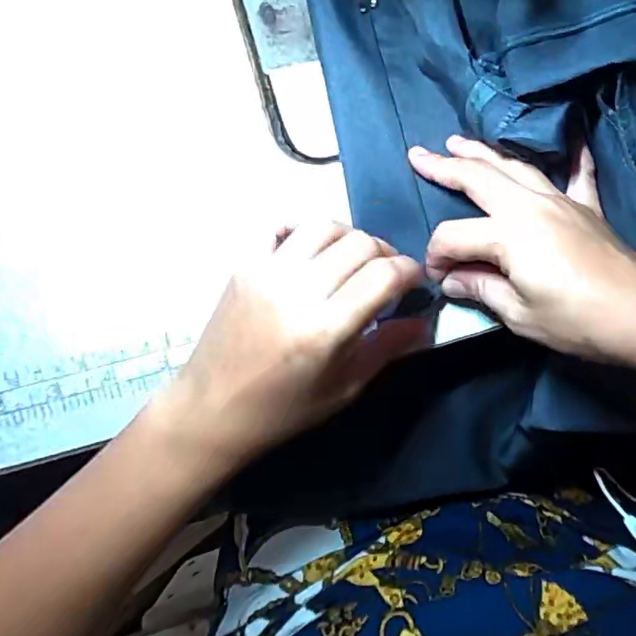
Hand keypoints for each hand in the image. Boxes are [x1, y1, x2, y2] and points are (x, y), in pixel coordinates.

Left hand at [155, 222, 427, 466]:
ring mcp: (266, 272)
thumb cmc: (283, 409)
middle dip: (386, 254)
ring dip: (351, 237)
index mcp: (325, 329)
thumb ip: (388, 348)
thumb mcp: (346, 388)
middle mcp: (297, 290)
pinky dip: (304, 228)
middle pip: (360, 243)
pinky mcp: (243, 265)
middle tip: (389, 275)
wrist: (211, 410)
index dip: (410, 271)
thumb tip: (423, 321)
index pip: (384, 275)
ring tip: (354, 260)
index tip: (414, 281)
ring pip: (325, 225)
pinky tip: (315, 250)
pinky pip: (280, 225)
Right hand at [408, 136, 635, 368]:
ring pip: (516, 167)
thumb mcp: (520, 314)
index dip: (437, 257)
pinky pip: (578, 175)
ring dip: (485, 153)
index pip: (455, 236)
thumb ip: (482, 290)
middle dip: (444, 166)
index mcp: (508, 234)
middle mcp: (530, 205)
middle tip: (418, 154)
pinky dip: (572, 157)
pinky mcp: (588, 208)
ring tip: (461, 141)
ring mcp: (562, 201)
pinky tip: (573, 141)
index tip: (437, 279)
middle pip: (479, 178)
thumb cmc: (577, 321)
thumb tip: (452, 280)